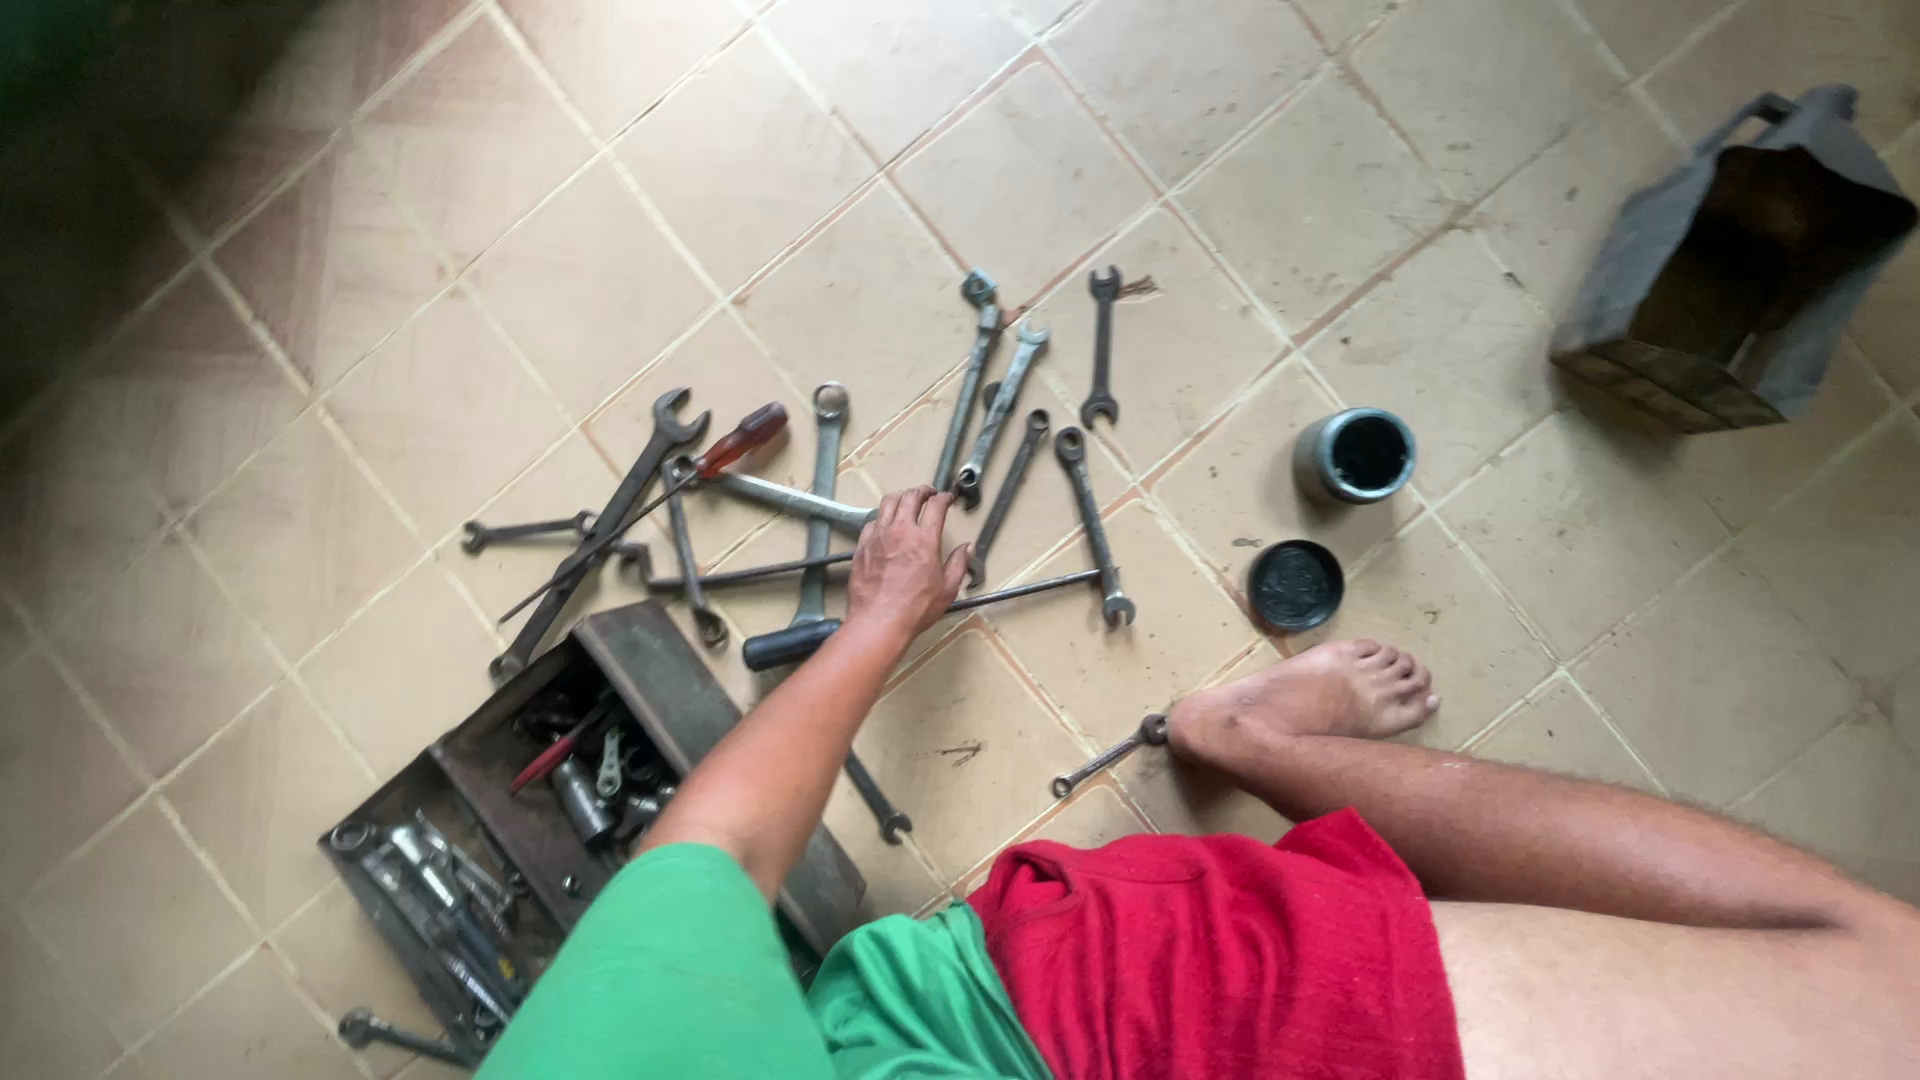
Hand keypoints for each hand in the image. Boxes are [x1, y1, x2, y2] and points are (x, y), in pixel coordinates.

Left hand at [845, 487, 968, 642]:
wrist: (879, 621)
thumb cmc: (916, 608)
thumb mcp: (948, 589)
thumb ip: (959, 564)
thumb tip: (967, 548)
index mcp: (925, 539)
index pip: (936, 506)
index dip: (944, 497)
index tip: (948, 498)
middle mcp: (900, 531)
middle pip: (910, 497)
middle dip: (923, 491)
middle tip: (929, 494)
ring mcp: (878, 536)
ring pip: (888, 502)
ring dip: (901, 497)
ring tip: (907, 501)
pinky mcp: (862, 546)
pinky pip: (872, 522)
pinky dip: (882, 517)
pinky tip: (886, 524)